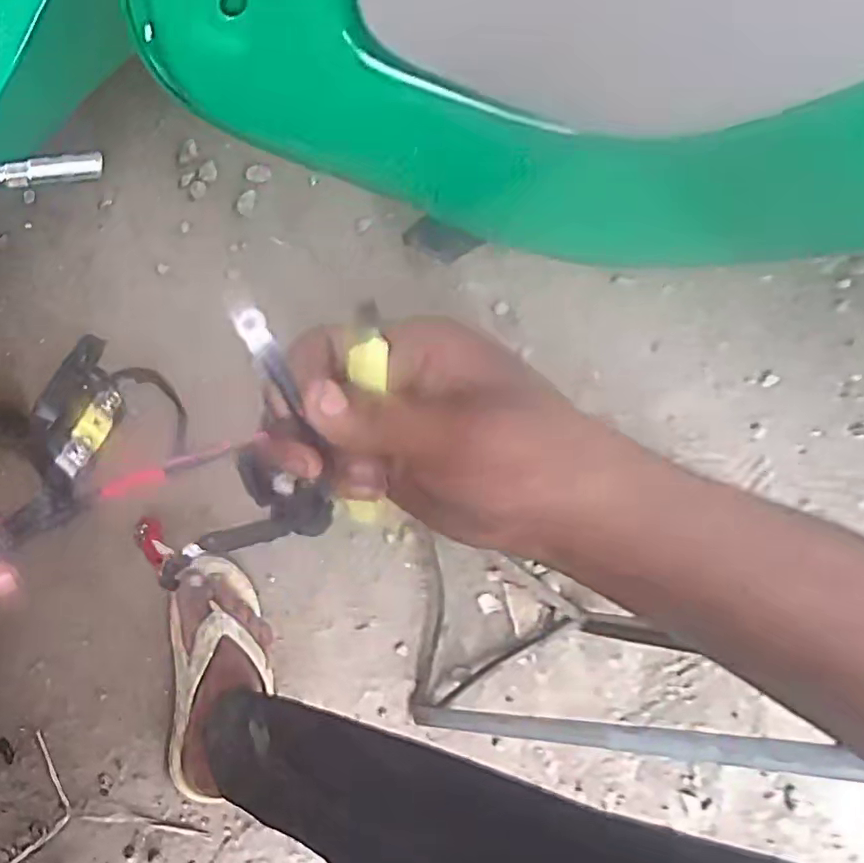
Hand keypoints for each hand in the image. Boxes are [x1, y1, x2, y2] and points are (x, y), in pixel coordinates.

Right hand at [259, 316, 648, 557]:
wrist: (565, 515)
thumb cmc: (526, 458)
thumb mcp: (451, 436)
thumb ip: (374, 418)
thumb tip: (308, 398)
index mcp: (409, 348)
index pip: (324, 347)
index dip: (300, 381)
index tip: (301, 425)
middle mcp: (384, 378)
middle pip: (305, 391)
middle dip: (297, 430)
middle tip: (307, 468)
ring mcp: (377, 420)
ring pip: (309, 431)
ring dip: (314, 459)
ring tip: (351, 485)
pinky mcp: (374, 456)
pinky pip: (327, 459)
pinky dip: (331, 478)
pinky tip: (364, 493)